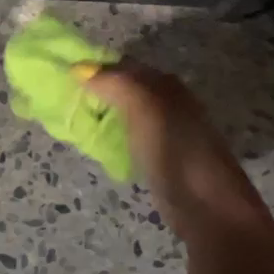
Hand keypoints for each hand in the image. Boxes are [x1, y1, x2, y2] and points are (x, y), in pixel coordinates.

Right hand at [84, 61, 273, 248]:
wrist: (208, 207)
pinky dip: (113, 137)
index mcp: (167, 86)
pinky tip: (98, 146)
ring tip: (75, 122)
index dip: (97, 67)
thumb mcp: (144, 107)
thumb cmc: (176, 151)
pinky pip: (131, 139)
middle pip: (127, 89)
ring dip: (103, 115)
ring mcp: (167, 133)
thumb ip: (114, 83)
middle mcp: (169, 103)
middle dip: (97, 91)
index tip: (65, 76)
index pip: (126, 65)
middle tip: (65, 100)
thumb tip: (80, 70)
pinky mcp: (162, 161)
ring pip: (127, 114)